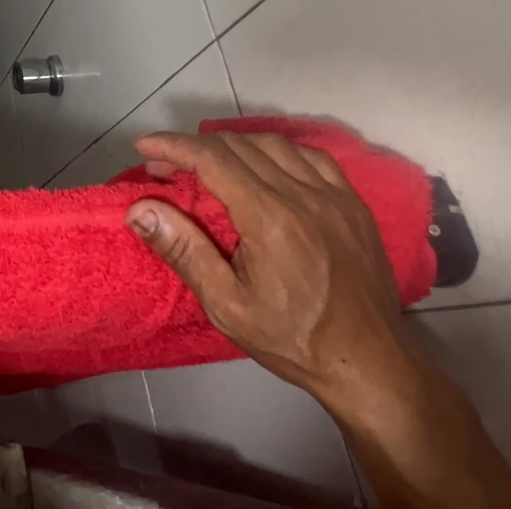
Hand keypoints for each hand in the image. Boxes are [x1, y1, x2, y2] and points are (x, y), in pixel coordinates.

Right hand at [126, 131, 426, 409]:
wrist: (370, 365)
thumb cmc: (292, 339)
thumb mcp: (226, 305)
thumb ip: (183, 251)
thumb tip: (139, 209)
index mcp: (270, 218)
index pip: (212, 159)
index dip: (173, 146)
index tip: (144, 147)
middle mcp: (303, 196)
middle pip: (238, 145)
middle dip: (193, 147)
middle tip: (165, 166)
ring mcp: (334, 196)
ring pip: (272, 144)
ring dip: (231, 145)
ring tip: (206, 162)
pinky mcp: (353, 204)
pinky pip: (309, 156)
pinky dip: (274, 151)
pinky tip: (261, 165)